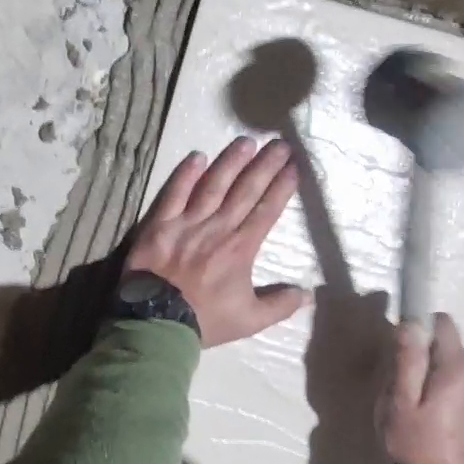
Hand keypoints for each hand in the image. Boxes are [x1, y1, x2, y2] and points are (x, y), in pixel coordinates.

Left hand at [125, 137, 306, 347]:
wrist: (156, 321)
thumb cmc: (203, 321)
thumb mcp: (249, 320)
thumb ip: (279, 305)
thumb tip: (307, 293)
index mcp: (240, 249)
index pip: (266, 210)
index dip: (281, 187)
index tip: (293, 167)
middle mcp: (217, 228)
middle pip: (245, 190)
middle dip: (265, 165)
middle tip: (280, 144)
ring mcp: (187, 223)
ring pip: (213, 185)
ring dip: (231, 162)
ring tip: (246, 142)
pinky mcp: (159, 224)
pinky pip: (174, 193)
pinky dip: (185, 174)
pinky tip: (197, 156)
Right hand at [378, 313, 463, 463]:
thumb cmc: (417, 441)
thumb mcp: (401, 400)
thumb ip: (407, 360)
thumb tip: (411, 323)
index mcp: (459, 366)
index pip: (442, 322)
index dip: (417, 328)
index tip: (399, 350)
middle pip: (442, 342)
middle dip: (418, 354)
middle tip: (398, 385)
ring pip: (445, 359)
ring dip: (425, 371)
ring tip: (409, 401)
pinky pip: (452, 375)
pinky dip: (436, 383)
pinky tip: (424, 409)